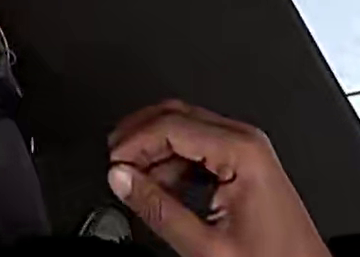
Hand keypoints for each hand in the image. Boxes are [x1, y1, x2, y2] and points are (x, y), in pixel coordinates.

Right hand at [107, 100, 329, 256]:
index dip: (136, 139)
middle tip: (114, 158)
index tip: (113, 160)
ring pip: (188, 127)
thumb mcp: (207, 248)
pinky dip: (174, 158)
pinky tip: (157, 182)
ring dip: (155, 146)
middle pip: (179, 116)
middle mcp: (244, 138)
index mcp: (240, 149)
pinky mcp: (245, 160)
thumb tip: (123, 178)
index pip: (173, 125)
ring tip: (130, 174)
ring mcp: (247, 147)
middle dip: (141, 134)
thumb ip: (159, 210)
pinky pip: (201, 145)